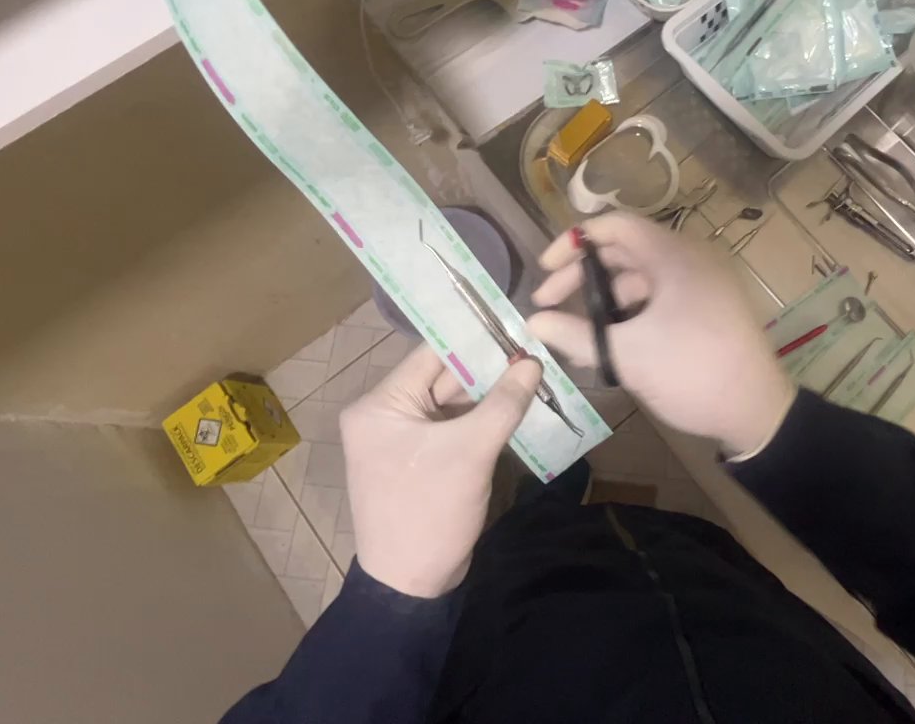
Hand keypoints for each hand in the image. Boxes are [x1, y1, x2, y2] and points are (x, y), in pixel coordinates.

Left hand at [339, 344, 540, 597]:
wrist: (412, 588)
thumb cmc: (430, 511)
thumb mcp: (472, 451)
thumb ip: (504, 402)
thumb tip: (532, 361)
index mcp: (380, 405)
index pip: (432, 354)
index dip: (475, 340)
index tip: (515, 326)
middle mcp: (384, 413)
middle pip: (444, 377)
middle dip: (489, 369)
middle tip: (534, 350)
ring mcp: (402, 437)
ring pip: (453, 402)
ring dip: (490, 394)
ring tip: (534, 373)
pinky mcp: (420, 458)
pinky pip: (454, 426)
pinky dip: (482, 419)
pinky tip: (518, 406)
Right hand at [527, 213, 795, 457]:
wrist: (757, 413)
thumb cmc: (691, 372)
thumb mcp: (627, 355)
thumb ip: (575, 335)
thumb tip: (532, 323)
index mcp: (674, 254)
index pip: (613, 225)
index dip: (573, 242)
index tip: (544, 272)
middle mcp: (690, 257)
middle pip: (623, 251)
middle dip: (581, 277)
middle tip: (547, 305)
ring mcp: (702, 282)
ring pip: (639, 278)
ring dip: (603, 301)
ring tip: (573, 334)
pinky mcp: (708, 306)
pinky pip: (658, 296)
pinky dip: (630, 313)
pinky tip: (607, 343)